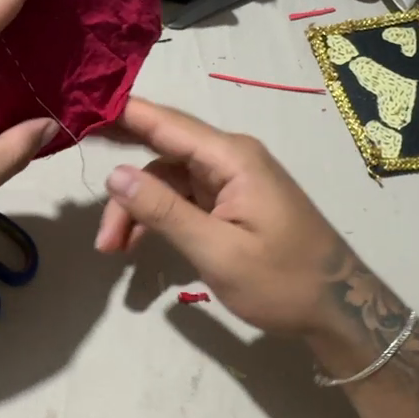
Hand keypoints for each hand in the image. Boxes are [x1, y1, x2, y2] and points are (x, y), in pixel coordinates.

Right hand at [96, 98, 352, 340]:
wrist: (340, 311)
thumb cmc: (283, 281)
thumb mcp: (218, 252)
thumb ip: (164, 211)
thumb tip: (114, 174)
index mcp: (231, 157)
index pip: (164, 123)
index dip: (120, 113)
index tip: (78, 106)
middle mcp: (229, 157)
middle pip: (160, 153)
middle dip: (123, 183)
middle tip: (88, 209)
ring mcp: (230, 178)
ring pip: (166, 179)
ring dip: (137, 209)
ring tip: (112, 249)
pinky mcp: (230, 199)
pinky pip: (181, 197)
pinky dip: (157, 217)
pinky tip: (136, 246)